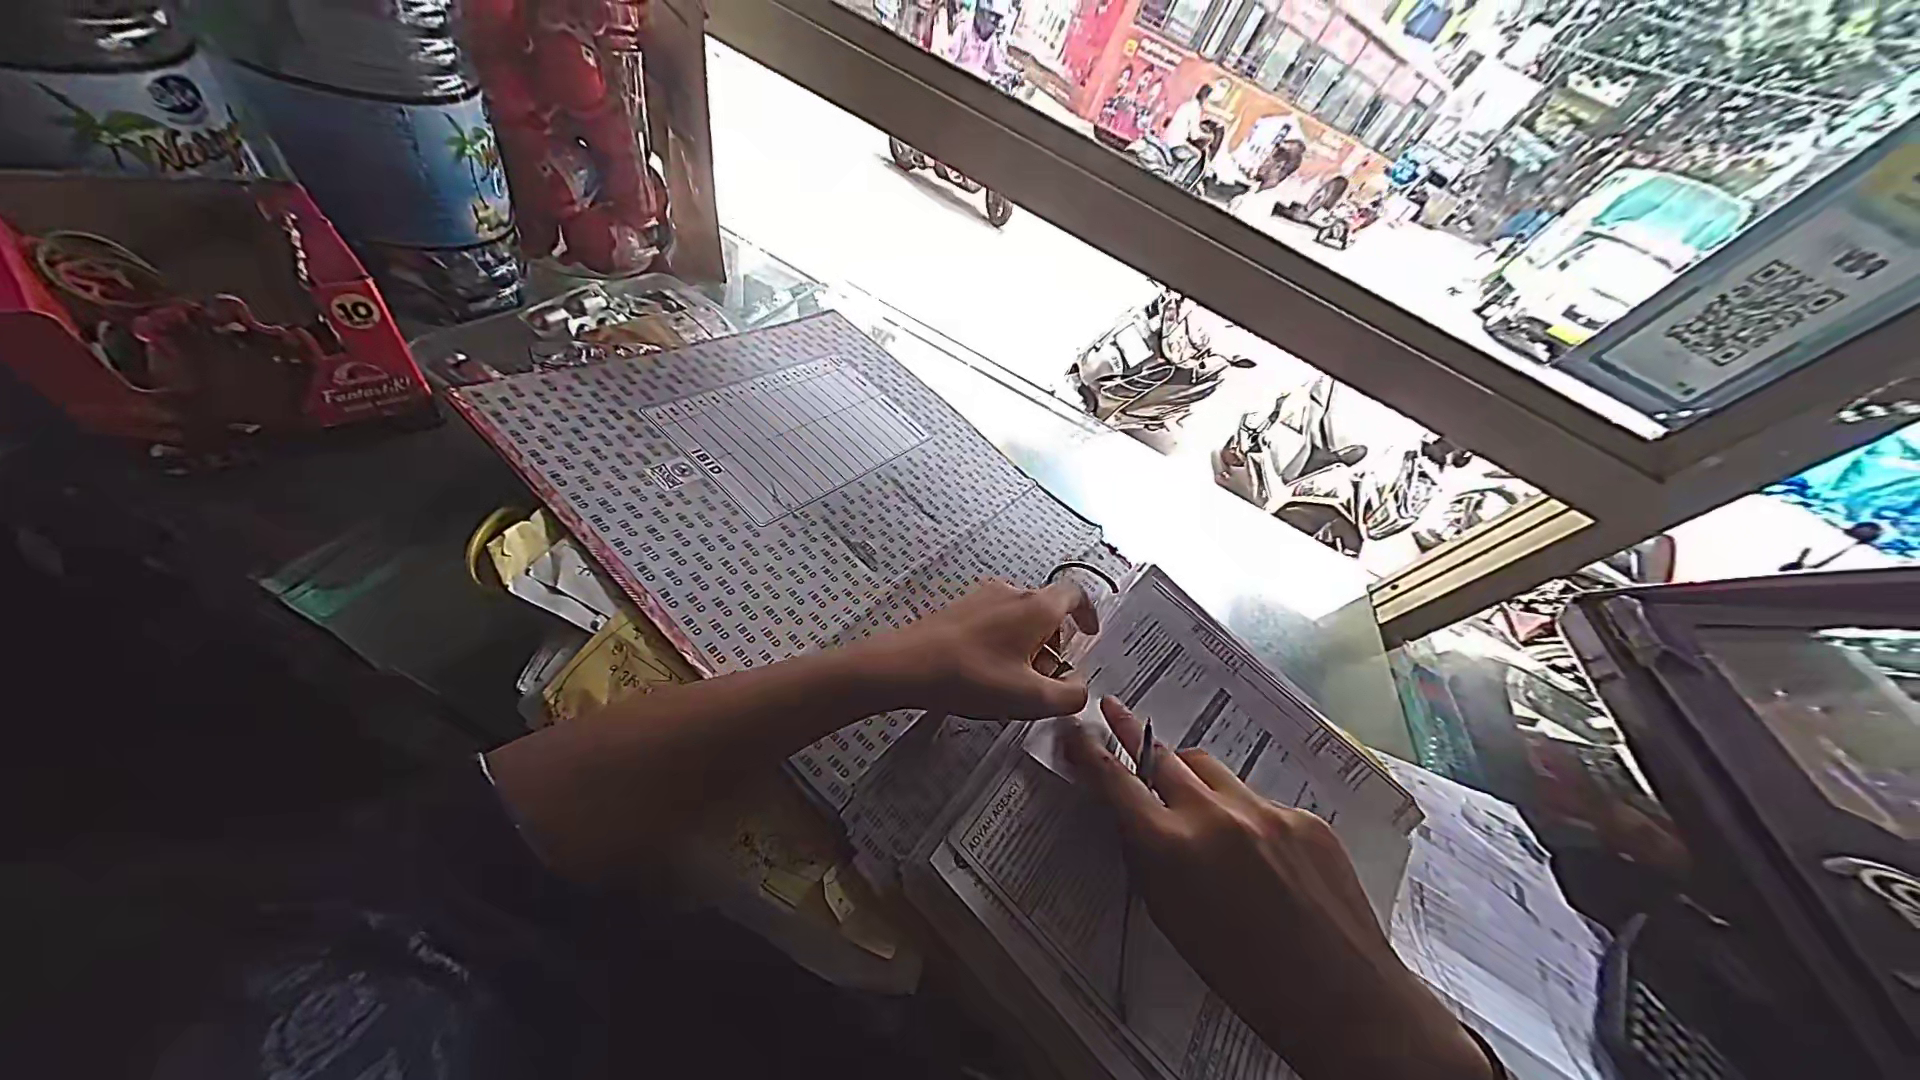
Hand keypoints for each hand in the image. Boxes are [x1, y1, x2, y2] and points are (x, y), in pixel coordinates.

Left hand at [859, 579, 1097, 719]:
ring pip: (1020, 616)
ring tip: (1013, 679)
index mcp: (1036, 607)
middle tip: (1046, 674)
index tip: (1089, 633)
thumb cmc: (969, 676)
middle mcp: (1012, 593)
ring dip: (1028, 643)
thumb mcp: (1031, 697)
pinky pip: (995, 619)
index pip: (1076, 595)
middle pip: (1047, 610)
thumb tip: (1078, 687)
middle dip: (1055, 641)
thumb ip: (1069, 695)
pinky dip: (1003, 640)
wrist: (908, 665)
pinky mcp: (961, 608)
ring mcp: (983, 597)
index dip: (1088, 613)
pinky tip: (986, 671)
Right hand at [1067, 698, 1492, 1079]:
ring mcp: (1264, 810)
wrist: (1343, 1000)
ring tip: (1193, 800)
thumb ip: (1146, 855)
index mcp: (1171, 847)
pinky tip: (1259, 853)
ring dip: (1190, 775)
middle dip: (1133, 734)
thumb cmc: (1241, 973)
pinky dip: (1244, 813)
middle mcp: (1214, 815)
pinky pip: (1257, 799)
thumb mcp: (1170, 915)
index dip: (1090, 753)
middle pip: (1162, 756)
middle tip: (1116, 713)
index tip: (1077, 732)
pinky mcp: (1303, 815)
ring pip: (1209, 769)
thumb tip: (1131, 811)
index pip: (1116, 782)